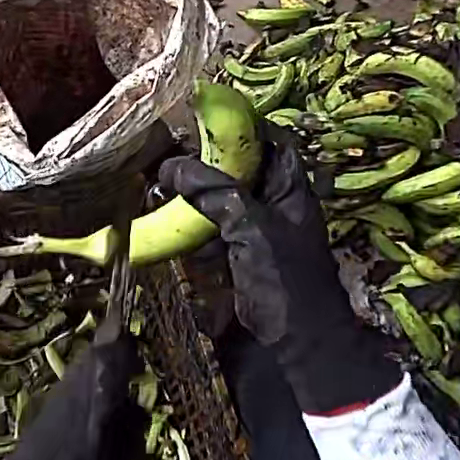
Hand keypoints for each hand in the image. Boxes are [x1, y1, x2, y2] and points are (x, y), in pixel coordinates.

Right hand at [160, 126, 395, 414]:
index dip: (241, 126)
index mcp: (290, 188)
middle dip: (207, 160)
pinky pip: (213, 230)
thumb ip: (214, 193)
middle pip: (239, 169)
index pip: (269, 142)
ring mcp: (256, 231)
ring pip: (222, 200)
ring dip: (194, 193)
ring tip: (162, 180)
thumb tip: (171, 166)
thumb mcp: (252, 227)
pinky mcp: (239, 256)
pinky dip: (192, 224)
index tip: (203, 118)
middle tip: (172, 150)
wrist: (297, 341)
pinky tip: (168, 219)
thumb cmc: (284, 278)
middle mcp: (274, 203)